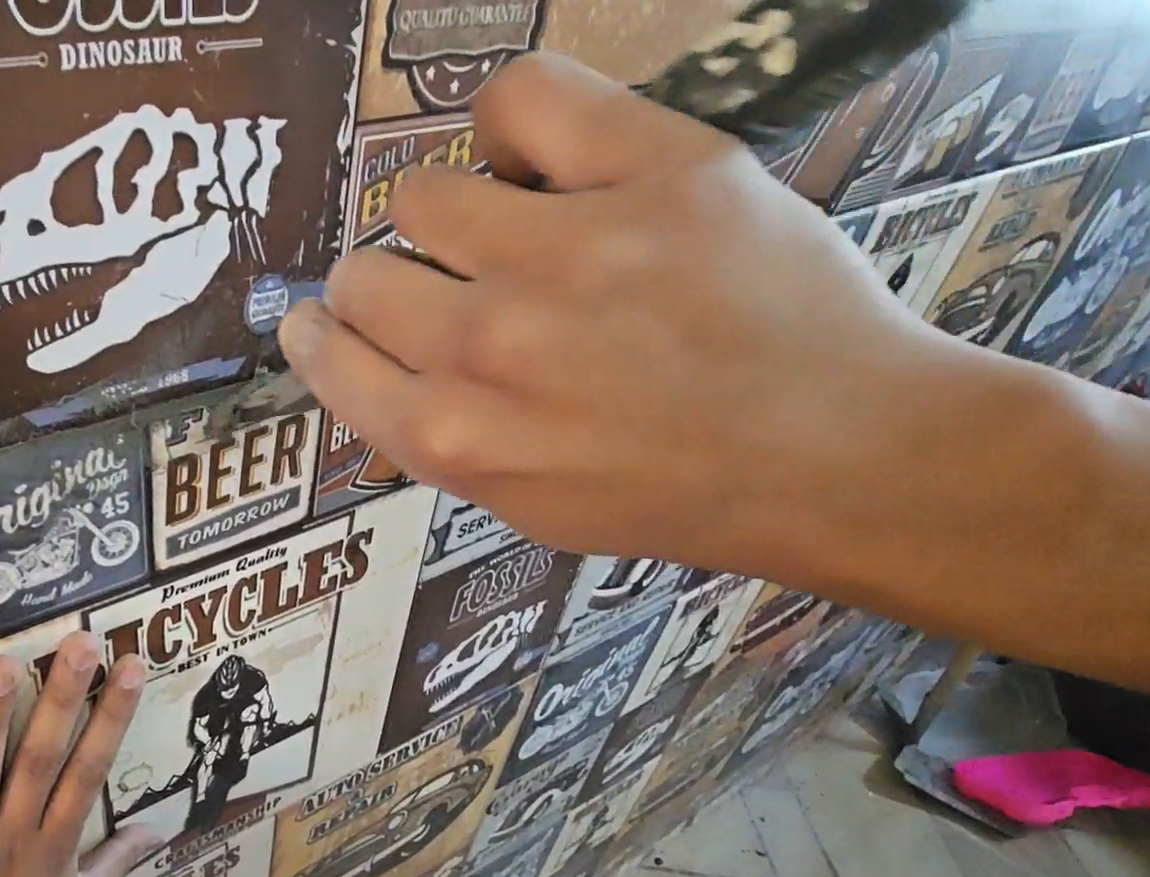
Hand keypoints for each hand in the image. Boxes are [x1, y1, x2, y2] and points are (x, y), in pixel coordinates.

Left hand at [0, 632, 165, 876]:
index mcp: (58, 856)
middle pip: (42, 762)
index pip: (92, 772)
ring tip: (0, 665)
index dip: (114, 717)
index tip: (131, 666)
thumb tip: (158, 828)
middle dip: (63, 699)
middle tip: (78, 643)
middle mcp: (15, 849)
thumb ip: (116, 863)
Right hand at [280, 53, 939, 580]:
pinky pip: (517, 100)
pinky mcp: (652, 172)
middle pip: (360, 273)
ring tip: (502, 234)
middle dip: (383, 288)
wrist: (829, 453)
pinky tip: (535, 162)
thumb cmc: (659, 493)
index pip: (328, 358)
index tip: (326, 322)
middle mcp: (486, 346)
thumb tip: (367, 358)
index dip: (320, 334)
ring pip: (419, 194)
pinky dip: (506, 126)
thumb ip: (428, 436)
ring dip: (443, 220)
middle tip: (442, 294)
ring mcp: (565, 254)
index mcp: (451, 436)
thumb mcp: (516, 502)